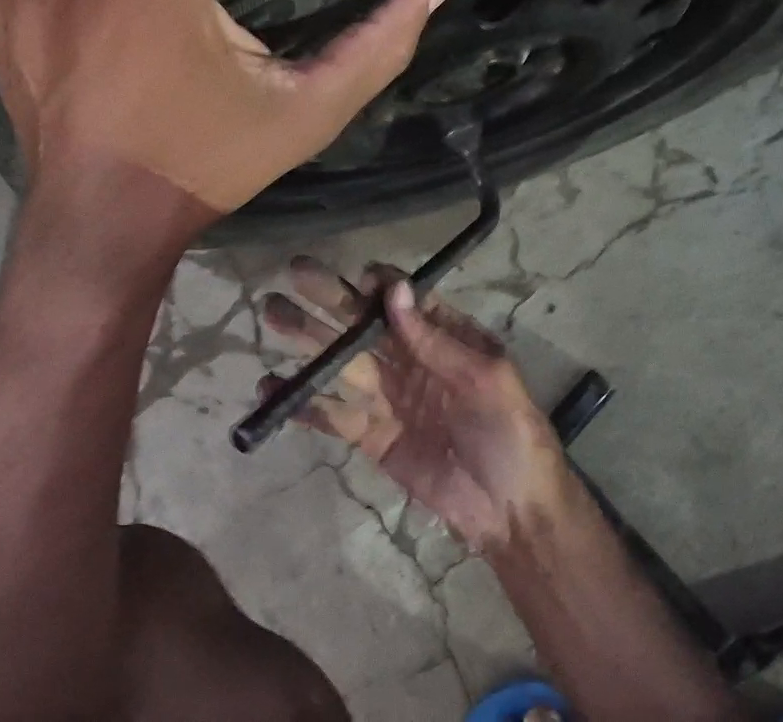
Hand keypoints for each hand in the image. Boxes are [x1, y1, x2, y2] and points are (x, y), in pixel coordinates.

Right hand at [261, 257, 575, 551]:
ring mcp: (388, 398)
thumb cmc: (510, 433)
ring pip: (341, 360)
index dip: (378, 285)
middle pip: (364, 323)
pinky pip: (333, 412)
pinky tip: (271, 388)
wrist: (510, 510)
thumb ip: (435, 338)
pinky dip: (303, 402)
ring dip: (308, 338)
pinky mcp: (371, 435)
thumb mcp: (485, 379)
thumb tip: (394, 289)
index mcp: (446, 339)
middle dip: (330, 298)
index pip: (404, 300)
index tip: (355, 276)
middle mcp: (412, 360)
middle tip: (294, 273)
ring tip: (271, 314)